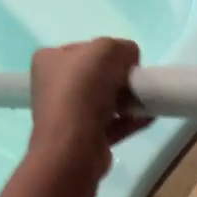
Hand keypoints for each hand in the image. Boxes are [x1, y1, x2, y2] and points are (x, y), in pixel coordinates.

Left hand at [27, 38, 151, 176]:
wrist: (73, 148)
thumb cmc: (82, 90)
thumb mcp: (107, 50)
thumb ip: (123, 48)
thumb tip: (129, 59)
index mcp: (48, 60)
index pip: (84, 49)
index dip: (107, 52)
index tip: (125, 62)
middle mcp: (52, 86)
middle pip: (94, 76)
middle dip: (118, 78)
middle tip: (135, 82)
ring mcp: (65, 115)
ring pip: (102, 101)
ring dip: (126, 100)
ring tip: (145, 101)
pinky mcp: (81, 140)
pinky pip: (109, 125)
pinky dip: (128, 121)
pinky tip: (148, 117)